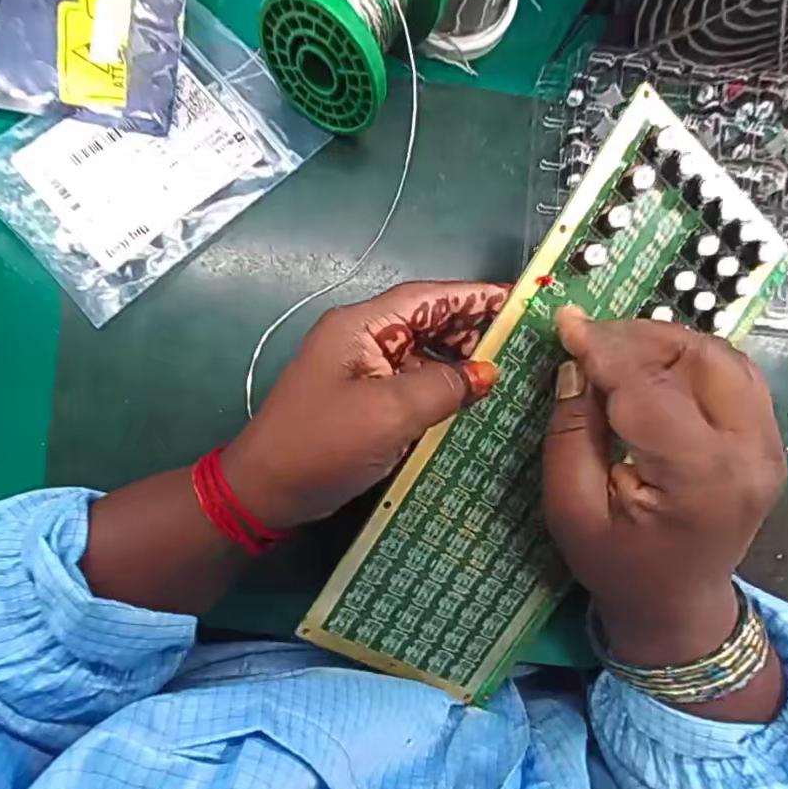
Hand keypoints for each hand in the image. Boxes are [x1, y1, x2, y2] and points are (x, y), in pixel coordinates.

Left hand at [225, 281, 509, 529]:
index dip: (474, 297)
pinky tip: (465, 405)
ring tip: (499, 377)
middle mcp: (358, 342)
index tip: (520, 303)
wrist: (267, 491)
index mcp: (358, 327)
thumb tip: (487, 372)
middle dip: (469, 331)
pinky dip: (436, 391)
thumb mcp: (390, 412)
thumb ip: (443, 385)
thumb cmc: (322, 444)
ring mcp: (358, 373)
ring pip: (418, 356)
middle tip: (517, 348)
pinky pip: (407, 386)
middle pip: (424, 323)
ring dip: (455, 364)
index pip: (426, 297)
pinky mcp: (360, 403)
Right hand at [542, 307, 786, 667]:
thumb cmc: (614, 564)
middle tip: (585, 338)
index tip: (566, 323)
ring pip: (723, 358)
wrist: (676, 603)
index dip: (603, 349)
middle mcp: (750, 451)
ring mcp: (768, 443)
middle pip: (700, 359)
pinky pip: (732, 376)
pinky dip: (687, 359)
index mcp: (698, 476)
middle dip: (637, 337)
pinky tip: (649, 367)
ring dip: (664, 343)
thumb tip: (575, 369)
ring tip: (612, 349)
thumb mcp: (570, 507)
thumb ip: (572, 434)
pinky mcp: (766, 440)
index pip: (649, 388)